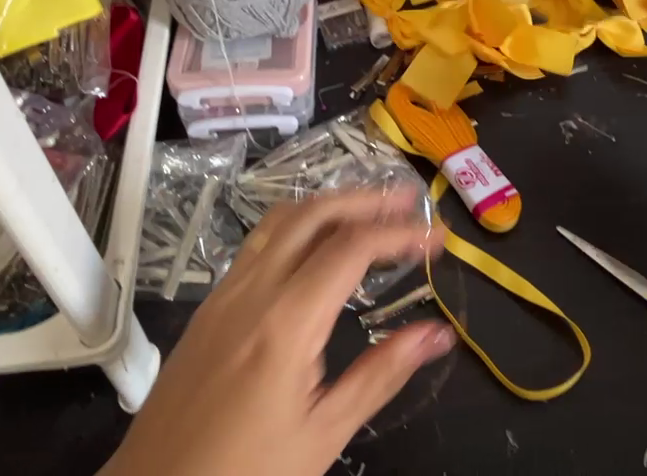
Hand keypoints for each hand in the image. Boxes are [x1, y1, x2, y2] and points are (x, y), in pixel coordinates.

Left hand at [103, 190, 451, 475]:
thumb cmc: (245, 471)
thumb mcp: (323, 434)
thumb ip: (381, 375)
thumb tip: (437, 334)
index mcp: (286, 320)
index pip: (351, 248)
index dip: (399, 233)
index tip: (437, 236)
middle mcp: (253, 289)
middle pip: (314, 215)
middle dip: (365, 199)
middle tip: (408, 200)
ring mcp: (225, 292)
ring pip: (281, 220)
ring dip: (330, 204)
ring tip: (369, 209)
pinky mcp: (209, 304)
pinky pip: (257, 243)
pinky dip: (298, 225)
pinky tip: (315, 246)